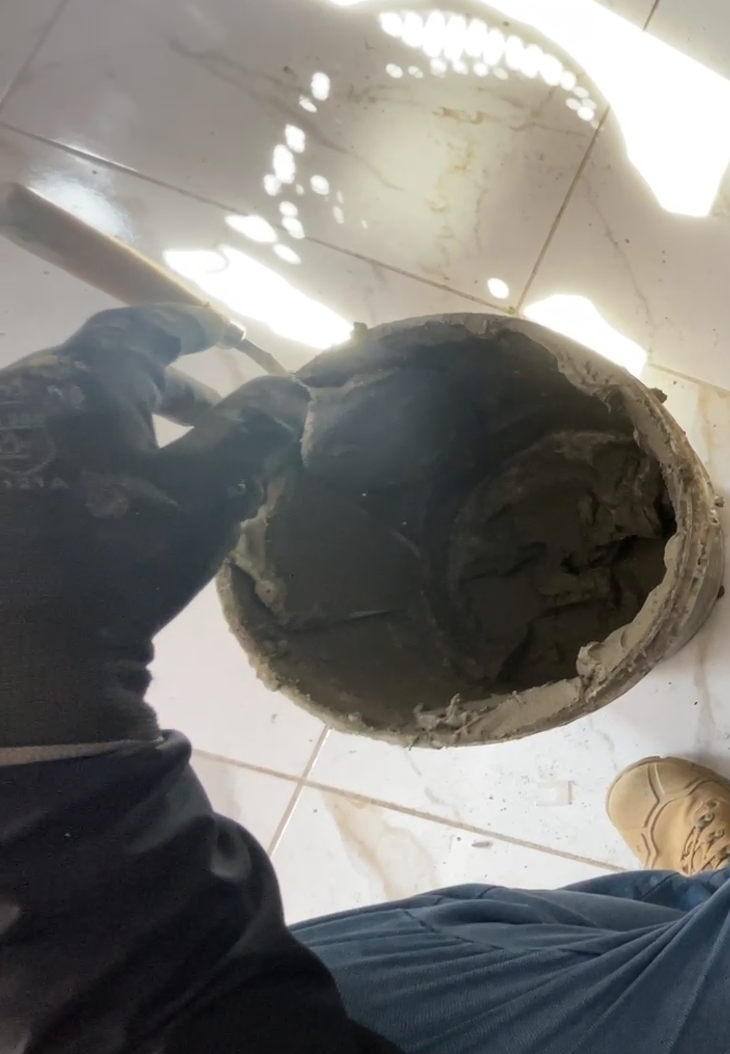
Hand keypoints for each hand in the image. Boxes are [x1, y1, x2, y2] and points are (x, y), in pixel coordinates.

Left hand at [0, 304, 308, 747]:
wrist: (25, 643)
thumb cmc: (124, 554)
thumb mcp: (211, 491)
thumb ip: (251, 431)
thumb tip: (293, 386)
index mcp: (76, 390)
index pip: (136, 331)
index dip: (187, 325)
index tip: (229, 330)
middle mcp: (19, 398)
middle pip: (100, 368)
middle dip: (169, 385)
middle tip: (220, 412)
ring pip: (73, 406)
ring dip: (135, 417)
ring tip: (179, 453)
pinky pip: (50, 438)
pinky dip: (100, 445)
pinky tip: (127, 486)